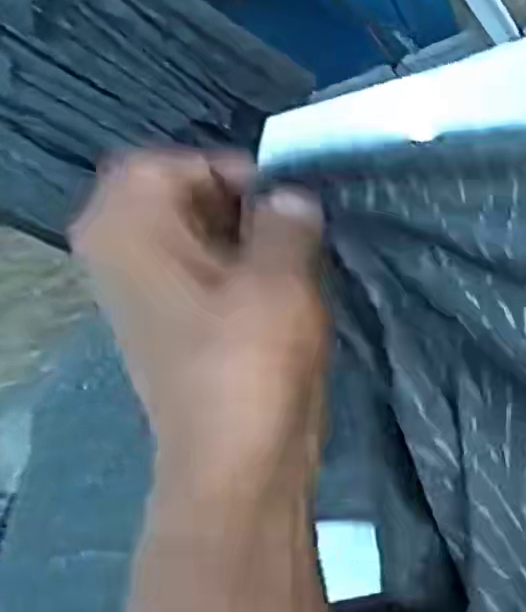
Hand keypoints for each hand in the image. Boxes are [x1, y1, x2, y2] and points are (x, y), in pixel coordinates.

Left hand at [70, 150, 330, 497]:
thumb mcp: (281, 285)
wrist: (240, 448)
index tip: (303, 199)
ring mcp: (150, 289)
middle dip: (251, 206)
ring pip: (203, 239)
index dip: (235, 170)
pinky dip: (255, 274)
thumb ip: (288, 230)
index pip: (168, 163)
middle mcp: (122, 249)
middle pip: (180, 198)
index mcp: (128, 228)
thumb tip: (296, 197)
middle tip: (317, 232)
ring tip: (316, 265)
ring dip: (259, 244)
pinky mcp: (184, 322)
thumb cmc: (252, 361)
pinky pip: (215, 275)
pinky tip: (299, 297)